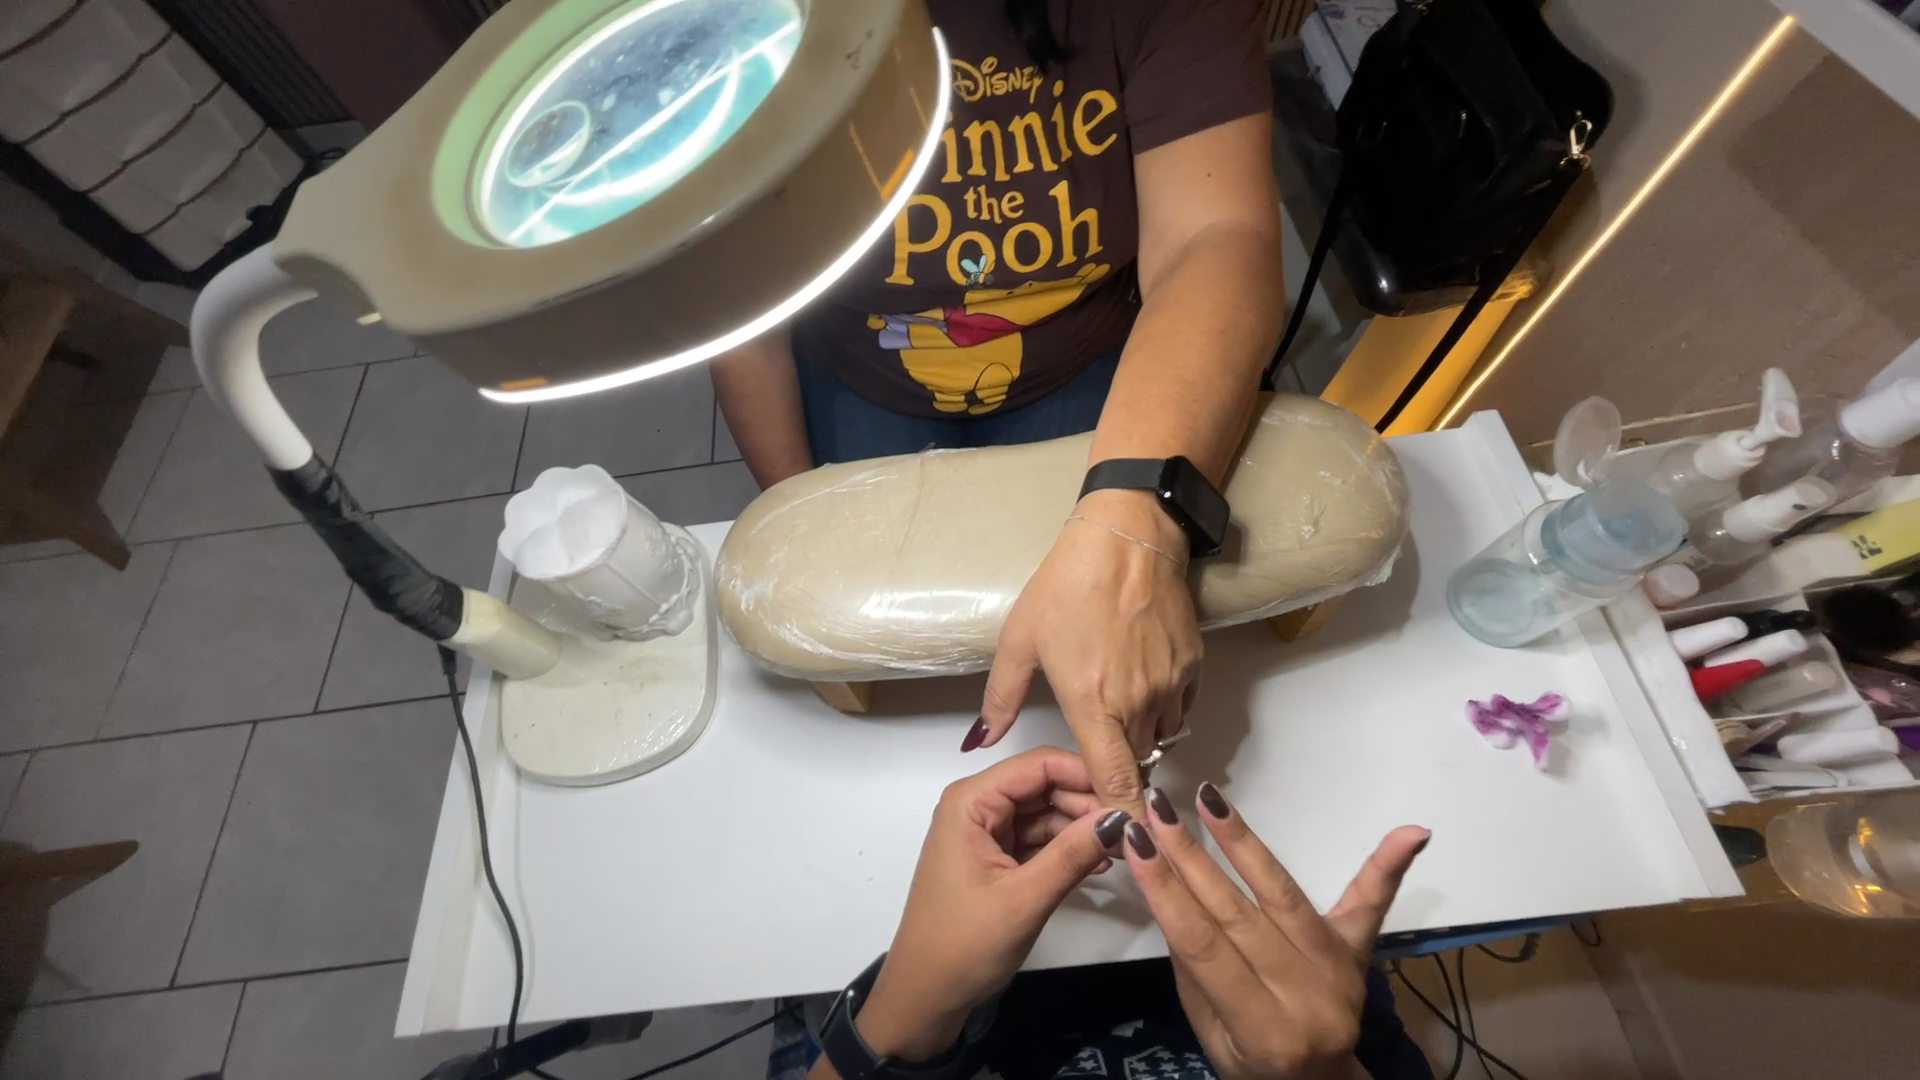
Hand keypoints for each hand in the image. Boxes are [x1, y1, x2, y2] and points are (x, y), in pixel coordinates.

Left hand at [855, 748, 1129, 1060]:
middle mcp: (978, 804)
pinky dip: (1067, 848)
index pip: (1038, 764)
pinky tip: (1100, 861)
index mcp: (972, 800)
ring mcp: (987, 831)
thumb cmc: (962, 946)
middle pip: (1044, 784)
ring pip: (1046, 811)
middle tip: (1133, 826)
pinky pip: (1039, 838)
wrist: (926, 998)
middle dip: (1087, 802)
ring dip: (1082, 827)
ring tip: (1123, 847)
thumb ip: (1071, 854)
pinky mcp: (997, 855)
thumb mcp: (1023, 900)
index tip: (1130, 791)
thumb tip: (1120, 817)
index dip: (1085, 771)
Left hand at [974, 489, 1200, 816]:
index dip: (1117, 815)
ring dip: (1139, 740)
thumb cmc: (1066, 587)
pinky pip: (1181, 709)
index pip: (1114, 783)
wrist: (1125, 540)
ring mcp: (1171, 684)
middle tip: (1096, 759)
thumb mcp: (1020, 640)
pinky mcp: (1193, 665)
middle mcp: (1140, 704)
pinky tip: (1139, 689)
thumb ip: (1002, 698)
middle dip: (1118, 771)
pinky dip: (1163, 712)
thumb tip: (981, 740)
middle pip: (1137, 764)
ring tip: (1115, 715)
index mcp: (1094, 704)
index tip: (1111, 830)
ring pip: (1160, 737)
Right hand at [1127, 784, 1428, 1079]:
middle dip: (1188, 855)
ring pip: (1282, 892)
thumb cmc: (1249, 1065)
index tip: (1135, 839)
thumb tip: (1167, 880)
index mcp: (1266, 1031)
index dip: (1165, 889)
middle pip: (1236, 912)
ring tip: (1208, 798)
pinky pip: (1370, 905)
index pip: (1202, 944)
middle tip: (1155, 809)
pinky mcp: (1360, 952)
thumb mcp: (1206, 1028)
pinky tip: (1412, 832)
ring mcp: (1341, 971)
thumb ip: (1193, 958)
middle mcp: (1310, 998)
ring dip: (1241, 840)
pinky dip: (1388, 866)